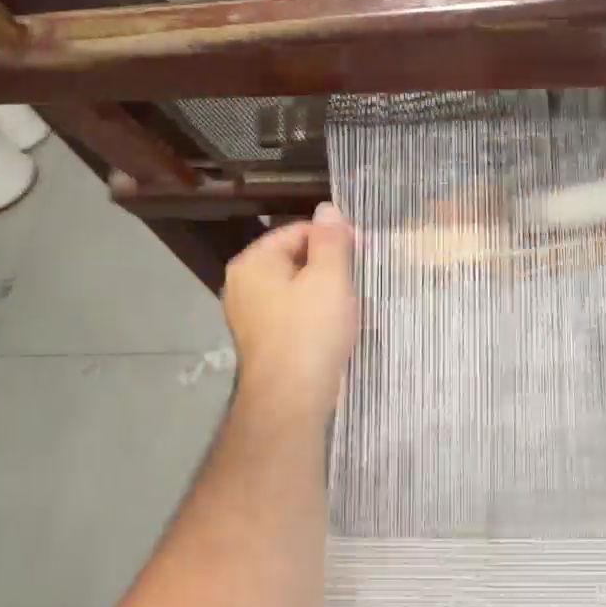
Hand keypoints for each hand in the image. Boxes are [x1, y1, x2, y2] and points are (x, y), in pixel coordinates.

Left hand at [223, 202, 357, 418]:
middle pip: (294, 259)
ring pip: (295, 289)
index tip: (362, 253)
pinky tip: (334, 329)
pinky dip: (314, 316)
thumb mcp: (329, 278)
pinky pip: (292, 315)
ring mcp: (249, 315)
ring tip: (351, 306)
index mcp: (253, 262)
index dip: (333, 238)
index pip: (297, 231)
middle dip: (329, 267)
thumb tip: (328, 209)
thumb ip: (330, 240)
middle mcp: (243, 285)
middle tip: (359, 281)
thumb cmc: (310, 331)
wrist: (291, 397)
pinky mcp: (263, 341)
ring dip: (324, 293)